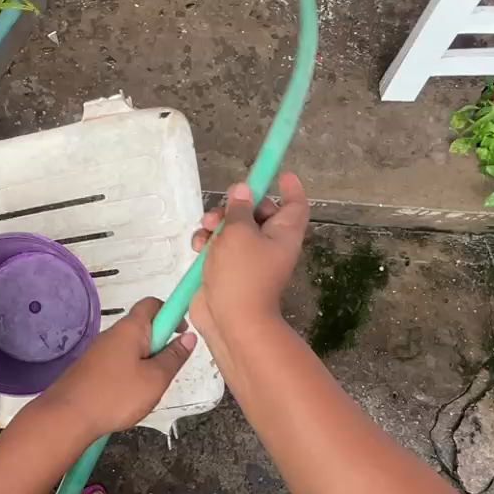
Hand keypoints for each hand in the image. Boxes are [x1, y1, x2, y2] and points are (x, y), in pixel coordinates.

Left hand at [27, 297, 194, 439]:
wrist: (68, 415)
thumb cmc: (116, 395)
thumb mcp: (155, 379)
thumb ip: (174, 357)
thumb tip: (188, 336)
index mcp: (130, 328)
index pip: (152, 304)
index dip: (171, 313)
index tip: (182, 333)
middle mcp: (113, 333)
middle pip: (142, 327)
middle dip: (159, 344)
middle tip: (166, 371)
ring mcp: (99, 350)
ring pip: (130, 348)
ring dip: (145, 362)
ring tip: (148, 388)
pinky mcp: (90, 367)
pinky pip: (117, 362)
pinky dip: (129, 373)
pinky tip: (128, 396)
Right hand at [189, 171, 308, 369]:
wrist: (231, 320)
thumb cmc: (243, 275)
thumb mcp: (239, 233)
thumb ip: (238, 208)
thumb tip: (242, 190)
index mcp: (283, 234)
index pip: (294, 204)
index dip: (289, 188)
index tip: (280, 174)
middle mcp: (268, 243)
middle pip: (256, 212)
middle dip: (237, 206)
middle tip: (222, 208)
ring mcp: (247, 258)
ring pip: (232, 228)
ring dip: (216, 223)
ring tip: (206, 229)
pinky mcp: (226, 269)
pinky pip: (216, 246)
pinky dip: (207, 242)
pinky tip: (198, 246)